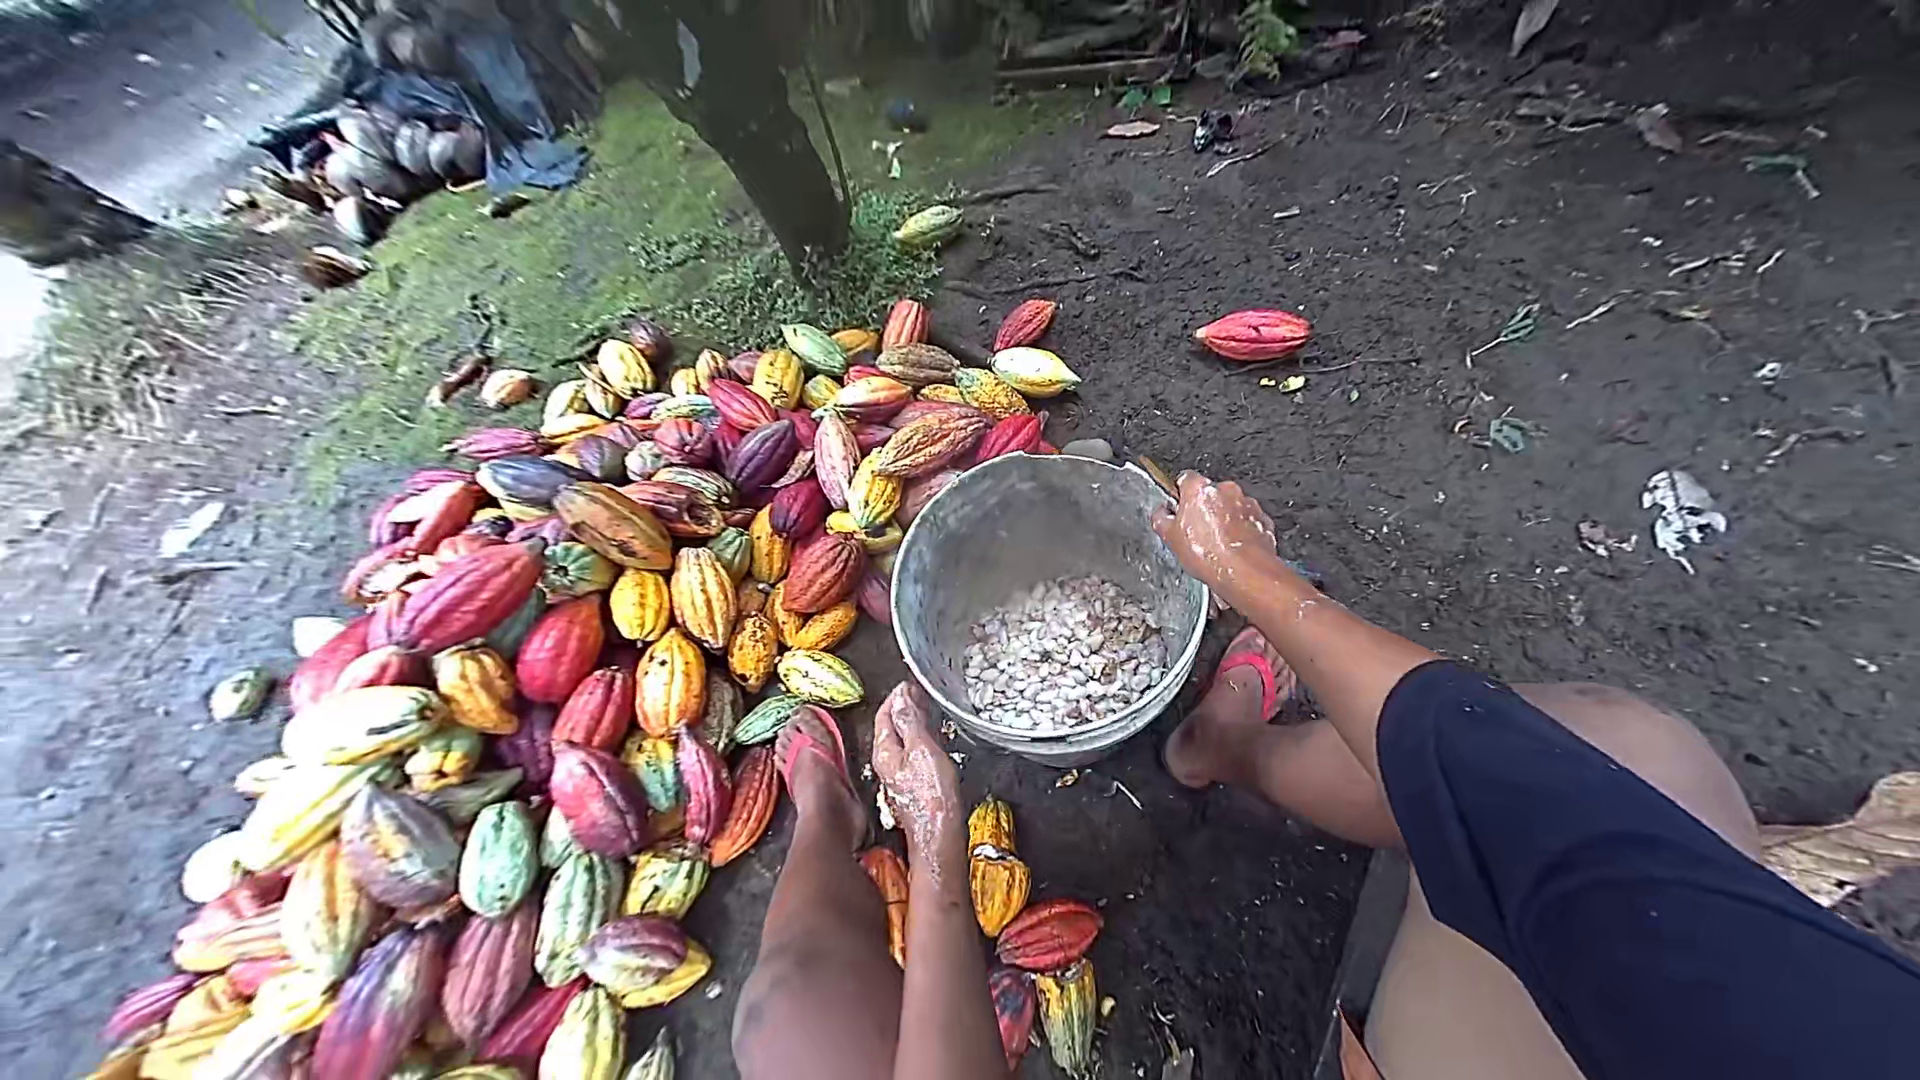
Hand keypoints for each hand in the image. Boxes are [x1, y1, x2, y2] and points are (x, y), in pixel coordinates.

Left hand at [870, 681, 962, 865]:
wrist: (940, 834)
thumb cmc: (932, 795)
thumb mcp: (922, 749)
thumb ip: (910, 721)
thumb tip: (901, 695)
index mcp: (884, 751)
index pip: (884, 715)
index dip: (896, 696)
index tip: (909, 683)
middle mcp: (886, 762)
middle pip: (891, 725)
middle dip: (903, 706)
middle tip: (919, 691)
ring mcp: (898, 773)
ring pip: (901, 738)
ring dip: (912, 720)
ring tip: (926, 706)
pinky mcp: (911, 782)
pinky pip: (911, 750)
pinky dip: (919, 736)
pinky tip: (931, 734)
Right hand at [1151, 471, 1279, 593]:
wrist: (1244, 572)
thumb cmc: (1209, 554)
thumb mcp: (1169, 538)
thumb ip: (1161, 518)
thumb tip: (1161, 513)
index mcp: (1199, 488)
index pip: (1185, 479)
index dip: (1179, 494)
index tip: (1178, 508)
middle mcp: (1226, 490)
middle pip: (1209, 494)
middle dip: (1202, 509)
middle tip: (1194, 532)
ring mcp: (1246, 503)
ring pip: (1230, 507)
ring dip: (1222, 520)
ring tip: (1214, 545)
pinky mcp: (1263, 519)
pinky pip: (1247, 520)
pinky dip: (1240, 530)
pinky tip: (1231, 549)